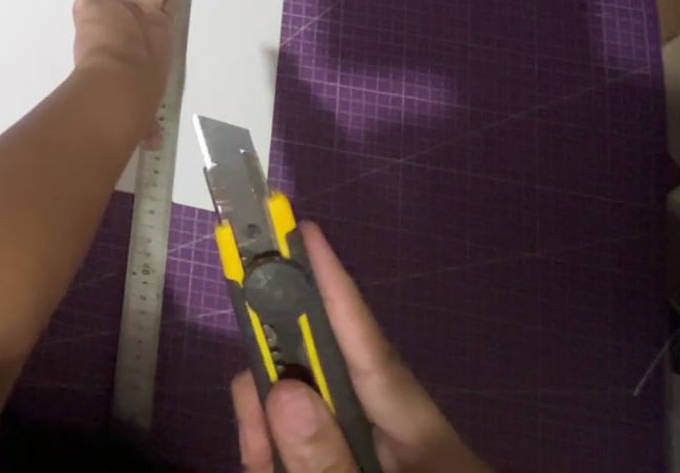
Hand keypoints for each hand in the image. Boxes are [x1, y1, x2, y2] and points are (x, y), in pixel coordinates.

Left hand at [71, 0, 178, 146]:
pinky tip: (83, 25)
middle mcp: (147, 16)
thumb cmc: (140, 99)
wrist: (119, 84)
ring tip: (95, 27)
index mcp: (164, 37)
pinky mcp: (96, 4)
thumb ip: (147, 121)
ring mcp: (121, 7)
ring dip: (102, 11)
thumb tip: (150, 140)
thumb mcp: (147, 109)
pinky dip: (85, 10)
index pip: (172, 4)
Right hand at [234, 223, 489, 472]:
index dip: (337, 290)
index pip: (374, 354)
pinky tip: (265, 462)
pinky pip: (296, 456)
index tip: (306, 232)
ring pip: (301, 423)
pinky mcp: (339, 468)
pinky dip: (274, 458)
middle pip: (324, 385)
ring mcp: (372, 462)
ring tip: (259, 458)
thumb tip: (279, 387)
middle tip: (252, 407)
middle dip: (278, 379)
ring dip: (269, 434)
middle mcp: (397, 447)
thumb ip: (328, 464)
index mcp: (427, 446)